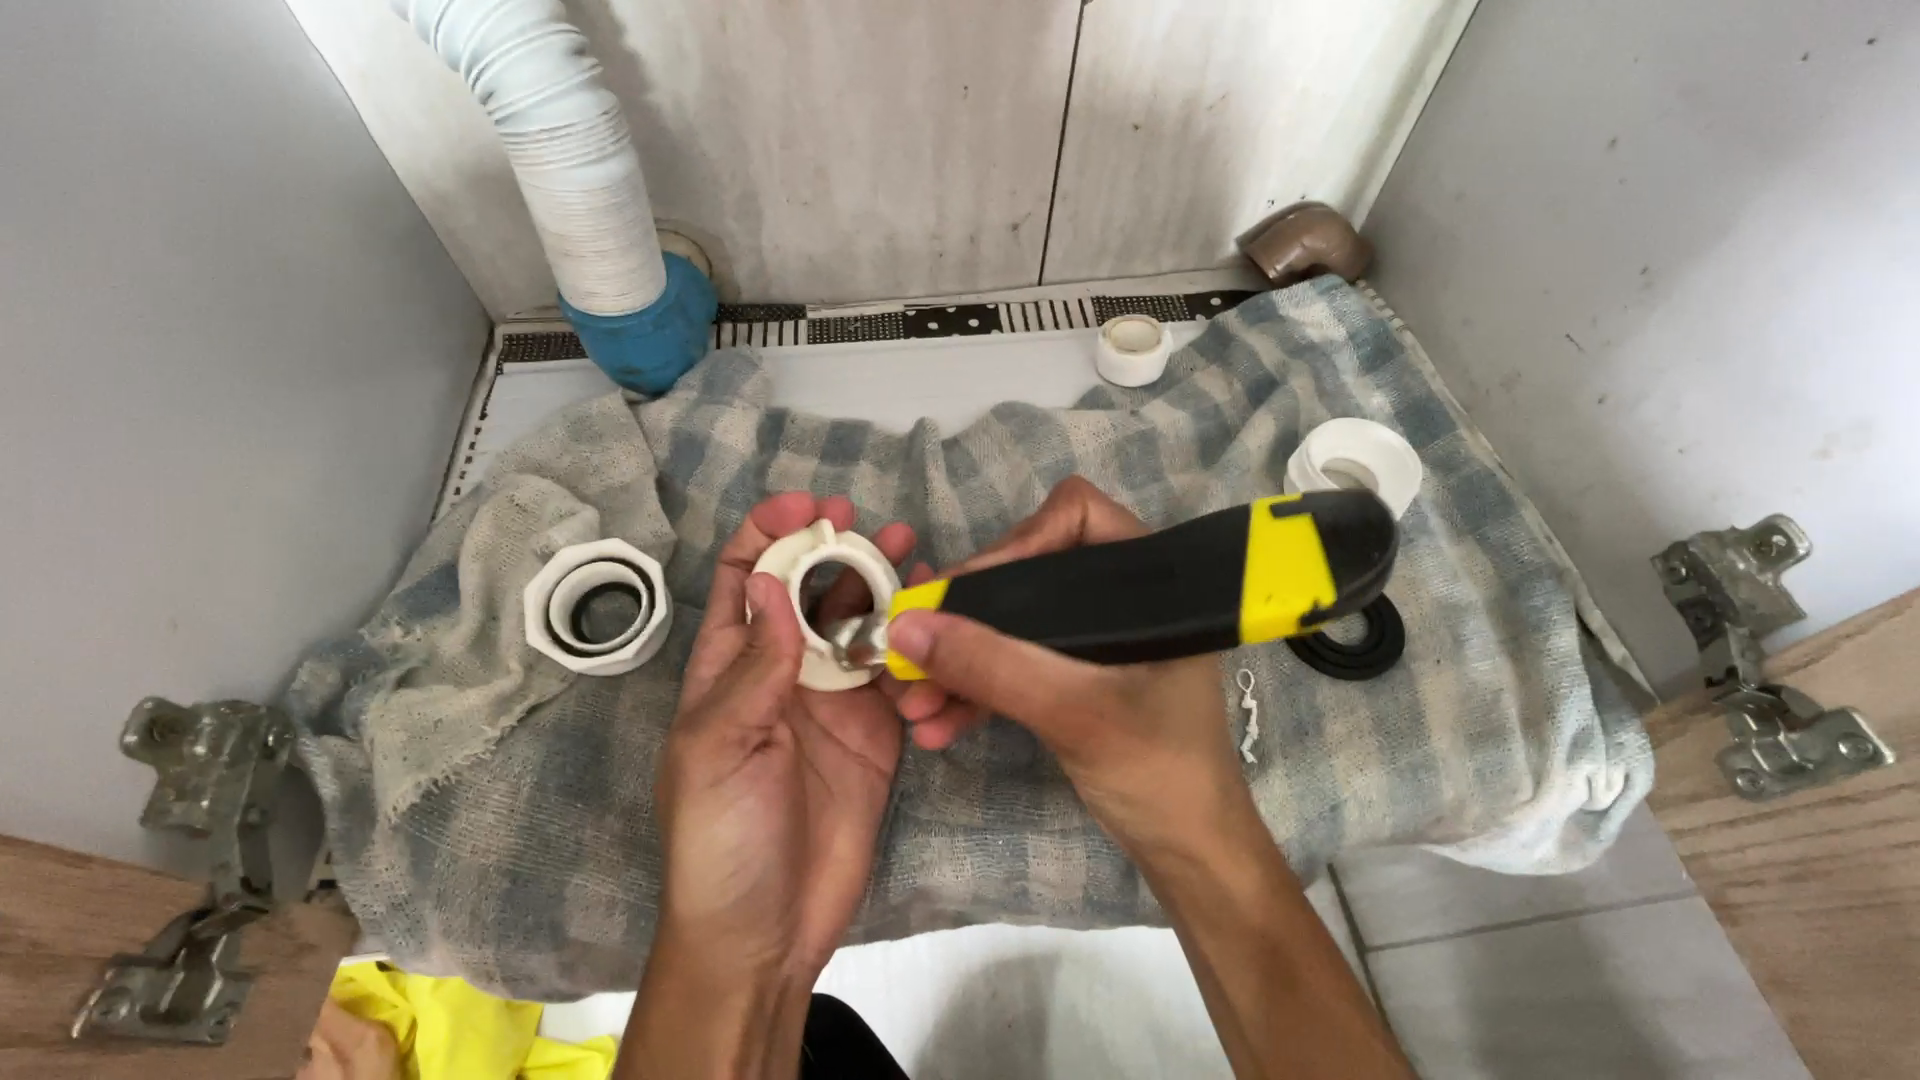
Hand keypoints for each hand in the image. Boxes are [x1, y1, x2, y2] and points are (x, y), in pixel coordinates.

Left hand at [624, 494, 912, 1079]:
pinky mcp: (877, 732)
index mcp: (728, 669)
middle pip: (809, 592)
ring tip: (912, 552)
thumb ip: (751, 667)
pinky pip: (897, 674)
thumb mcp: (718, 748)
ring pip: (858, 625)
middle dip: (835, 550)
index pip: (743, 581)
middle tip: (870, 524)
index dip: (768, 535)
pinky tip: (932, 619)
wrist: (767, 932)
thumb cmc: (722, 839)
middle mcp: (781, 674)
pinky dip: (914, 643)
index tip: (808, 508)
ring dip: (881, 585)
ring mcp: (833, 701)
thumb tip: (769, 580)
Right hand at [881, 477, 1241, 858]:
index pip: (1075, 515)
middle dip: (967, 616)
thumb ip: (991, 665)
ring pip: (1013, 622)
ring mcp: (1095, 637)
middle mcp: (1120, 595)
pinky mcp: (1075, 675)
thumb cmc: (1158, 770)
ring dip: (962, 658)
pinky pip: (1016, 662)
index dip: (1018, 542)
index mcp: (1148, 579)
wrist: (1188, 850)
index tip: (969, 594)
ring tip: (914, 702)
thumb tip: (905, 627)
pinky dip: (978, 687)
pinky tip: (940, 723)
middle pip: (1027, 570)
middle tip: (916, 649)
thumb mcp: (1073, 712)